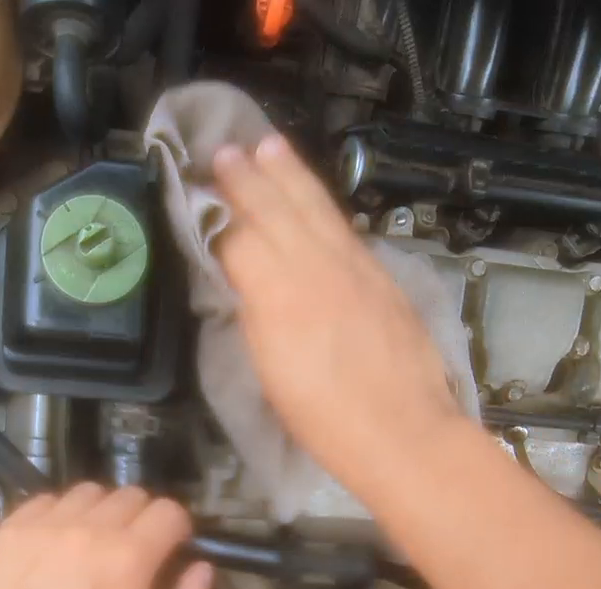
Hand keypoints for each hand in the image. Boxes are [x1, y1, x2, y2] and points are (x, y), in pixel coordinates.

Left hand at [0, 483, 212, 588]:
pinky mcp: (8, 530)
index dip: (176, 528)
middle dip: (140, 518)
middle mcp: (89, 528)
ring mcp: (45, 524)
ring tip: (89, 543)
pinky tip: (52, 544)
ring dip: (99, 511)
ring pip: (88, 493)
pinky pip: (45, 501)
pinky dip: (58, 515)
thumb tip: (202, 569)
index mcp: (129, 556)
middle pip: (130, 495)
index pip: (168, 511)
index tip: (168, 548)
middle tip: (130, 550)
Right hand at [213, 134, 464, 492]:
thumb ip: (257, 318)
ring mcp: (355, 267)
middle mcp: (316, 266)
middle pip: (277, 208)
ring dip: (290, 175)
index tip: (198, 195)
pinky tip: (316, 202)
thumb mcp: (271, 373)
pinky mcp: (382, 278)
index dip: (215, 217)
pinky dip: (322, 206)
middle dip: (248, 178)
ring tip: (270, 147)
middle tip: (226, 151)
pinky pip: (344, 228)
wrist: (402, 430)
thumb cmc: (325, 420)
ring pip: (317, 207)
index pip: (239, 239)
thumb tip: (246, 285)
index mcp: (279, 295)